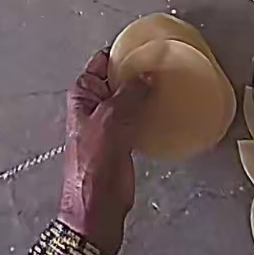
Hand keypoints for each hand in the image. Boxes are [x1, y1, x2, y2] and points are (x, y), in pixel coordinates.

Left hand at [58, 50, 148, 254]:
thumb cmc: (92, 165)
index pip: (103, 62)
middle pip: (120, 79)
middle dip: (140, 72)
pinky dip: (152, 111)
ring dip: (148, 93)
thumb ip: (130, 93)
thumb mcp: (110, 119)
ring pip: (132, 98)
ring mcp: (110, 122)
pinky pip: (141, 117)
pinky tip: (167, 107)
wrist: (97, 207)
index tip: (147, 47)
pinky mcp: (125, 139)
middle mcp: (95, 105)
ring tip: (170, 83)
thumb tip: (148, 75)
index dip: (123, 53)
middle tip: (165, 63)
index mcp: (83, 94)